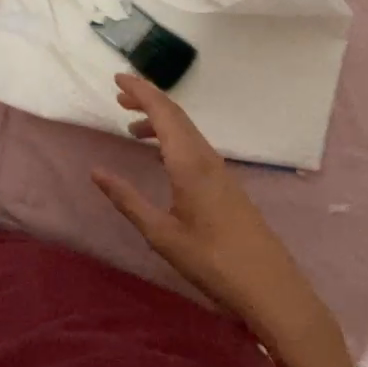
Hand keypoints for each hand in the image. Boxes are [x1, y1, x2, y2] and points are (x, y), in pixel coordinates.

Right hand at [91, 73, 313, 330]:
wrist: (271, 289)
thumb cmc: (212, 261)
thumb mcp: (161, 235)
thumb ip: (127, 200)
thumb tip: (96, 171)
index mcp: (189, 163)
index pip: (163, 112)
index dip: (140, 91)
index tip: (117, 78)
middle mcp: (206, 158)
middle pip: (176, 115)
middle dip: (148, 100)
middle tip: (119, 96)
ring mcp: (220, 171)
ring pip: (187, 130)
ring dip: (160, 120)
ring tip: (132, 128)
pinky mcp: (227, 185)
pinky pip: (195, 145)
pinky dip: (173, 138)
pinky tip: (162, 157)